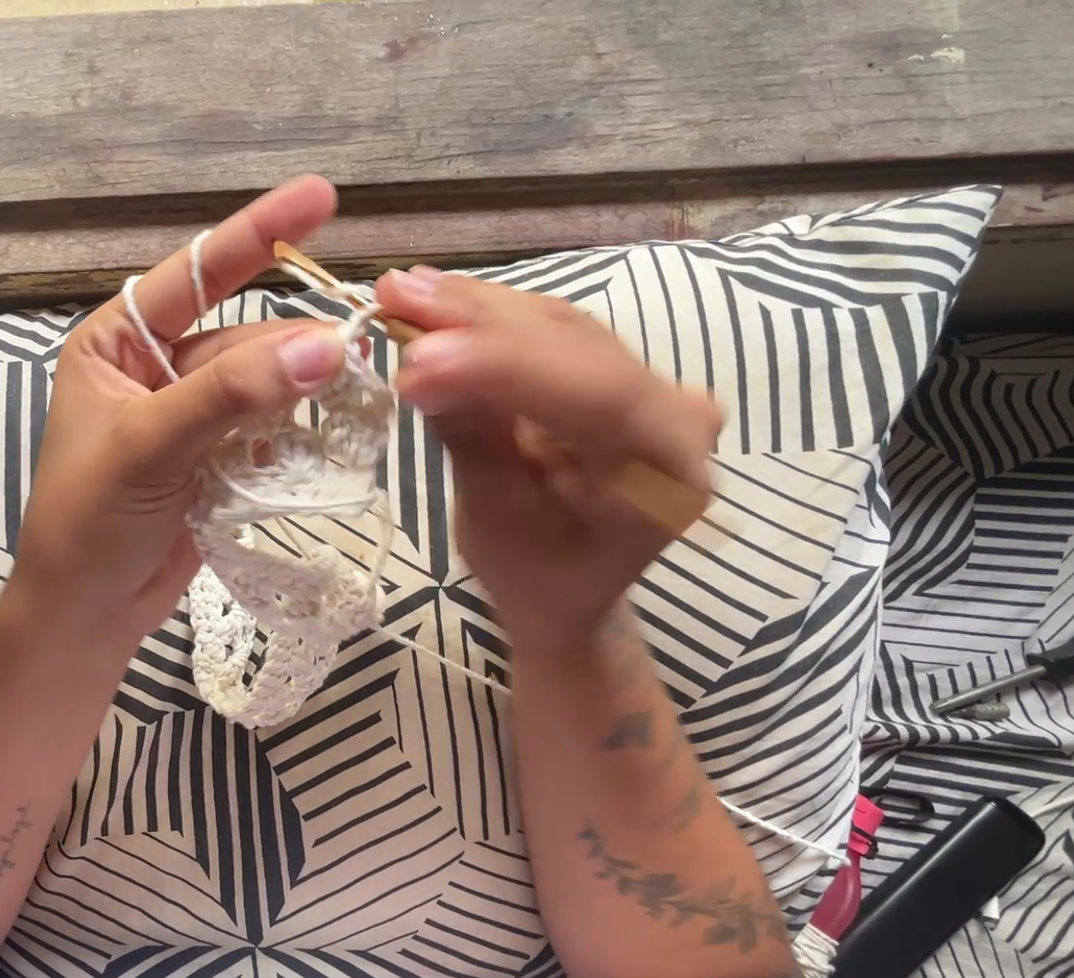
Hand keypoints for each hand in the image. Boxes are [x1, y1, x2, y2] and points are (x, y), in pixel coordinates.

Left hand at [12, 175, 348, 641]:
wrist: (86, 610)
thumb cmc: (89, 520)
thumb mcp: (148, 445)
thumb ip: (229, 394)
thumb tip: (324, 347)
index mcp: (117, 343)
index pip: (193, 275)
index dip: (256, 235)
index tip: (322, 197)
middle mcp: (155, 370)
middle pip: (241, 338)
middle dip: (293, 345)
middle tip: (358, 350)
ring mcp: (188, 418)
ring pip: (262, 387)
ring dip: (301, 392)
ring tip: (352, 392)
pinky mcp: (213, 461)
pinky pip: (265, 432)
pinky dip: (292, 436)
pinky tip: (321, 439)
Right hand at [374, 267, 722, 648]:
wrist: (564, 590)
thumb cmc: (534, 576)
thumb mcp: (495, 518)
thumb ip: (470, 436)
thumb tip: (416, 366)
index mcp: (669, 470)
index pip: (594, 394)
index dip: (502, 365)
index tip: (419, 355)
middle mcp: (676, 413)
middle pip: (574, 345)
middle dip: (477, 321)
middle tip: (397, 295)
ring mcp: (650, 387)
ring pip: (558, 326)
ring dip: (474, 308)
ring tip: (404, 291)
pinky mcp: (613, 373)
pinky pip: (549, 333)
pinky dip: (487, 318)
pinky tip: (437, 301)